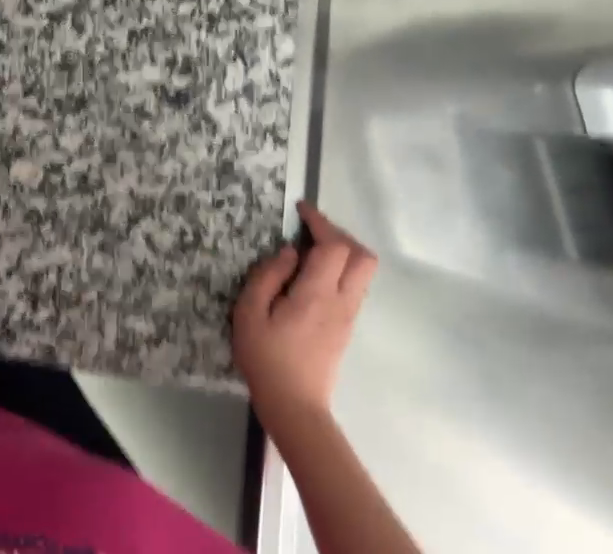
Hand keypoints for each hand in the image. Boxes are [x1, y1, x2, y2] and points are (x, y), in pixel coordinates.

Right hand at [233, 202, 376, 425]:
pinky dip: (339, 268)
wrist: (294, 403)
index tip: (301, 209)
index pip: (334, 247)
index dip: (320, 222)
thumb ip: (267, 277)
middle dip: (339, 234)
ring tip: (309, 247)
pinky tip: (311, 274)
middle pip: (362, 256)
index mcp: (316, 295)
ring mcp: (349, 315)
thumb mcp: (249, 313)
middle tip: (309, 228)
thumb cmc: (265, 356)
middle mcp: (342, 302)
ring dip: (342, 251)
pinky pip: (353, 286)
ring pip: (363, 272)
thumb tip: (288, 252)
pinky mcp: (347, 326)